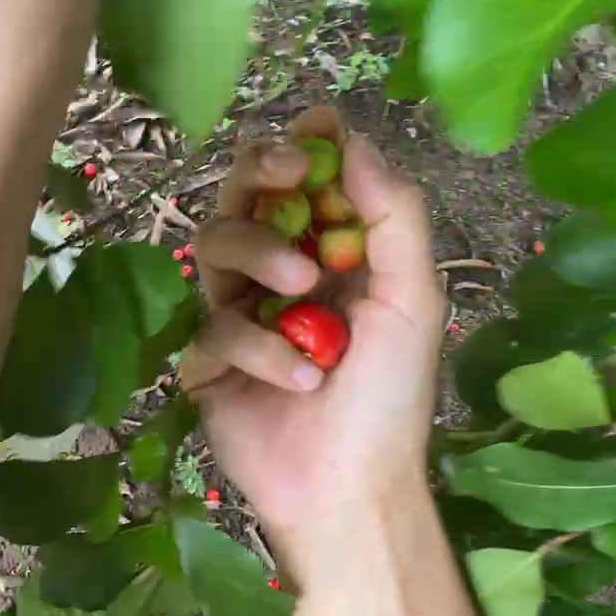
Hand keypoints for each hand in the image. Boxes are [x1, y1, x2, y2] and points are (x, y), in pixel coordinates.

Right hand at [184, 108, 446, 567]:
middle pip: (240, 202)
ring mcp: (235, 320)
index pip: (299, 184)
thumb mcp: (412, 298)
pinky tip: (297, 381)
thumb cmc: (389, 397)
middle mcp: (275, 280)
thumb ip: (391, 215)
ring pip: (213, 252)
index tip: (312, 129)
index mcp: (329, 258)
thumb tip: (351, 139)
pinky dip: (254, 350)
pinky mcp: (203, 365)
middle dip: (259, 177)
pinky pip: (210, 332)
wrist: (348, 486)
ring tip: (302, 294)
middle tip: (287, 174)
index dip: (300, 148)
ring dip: (259, 258)